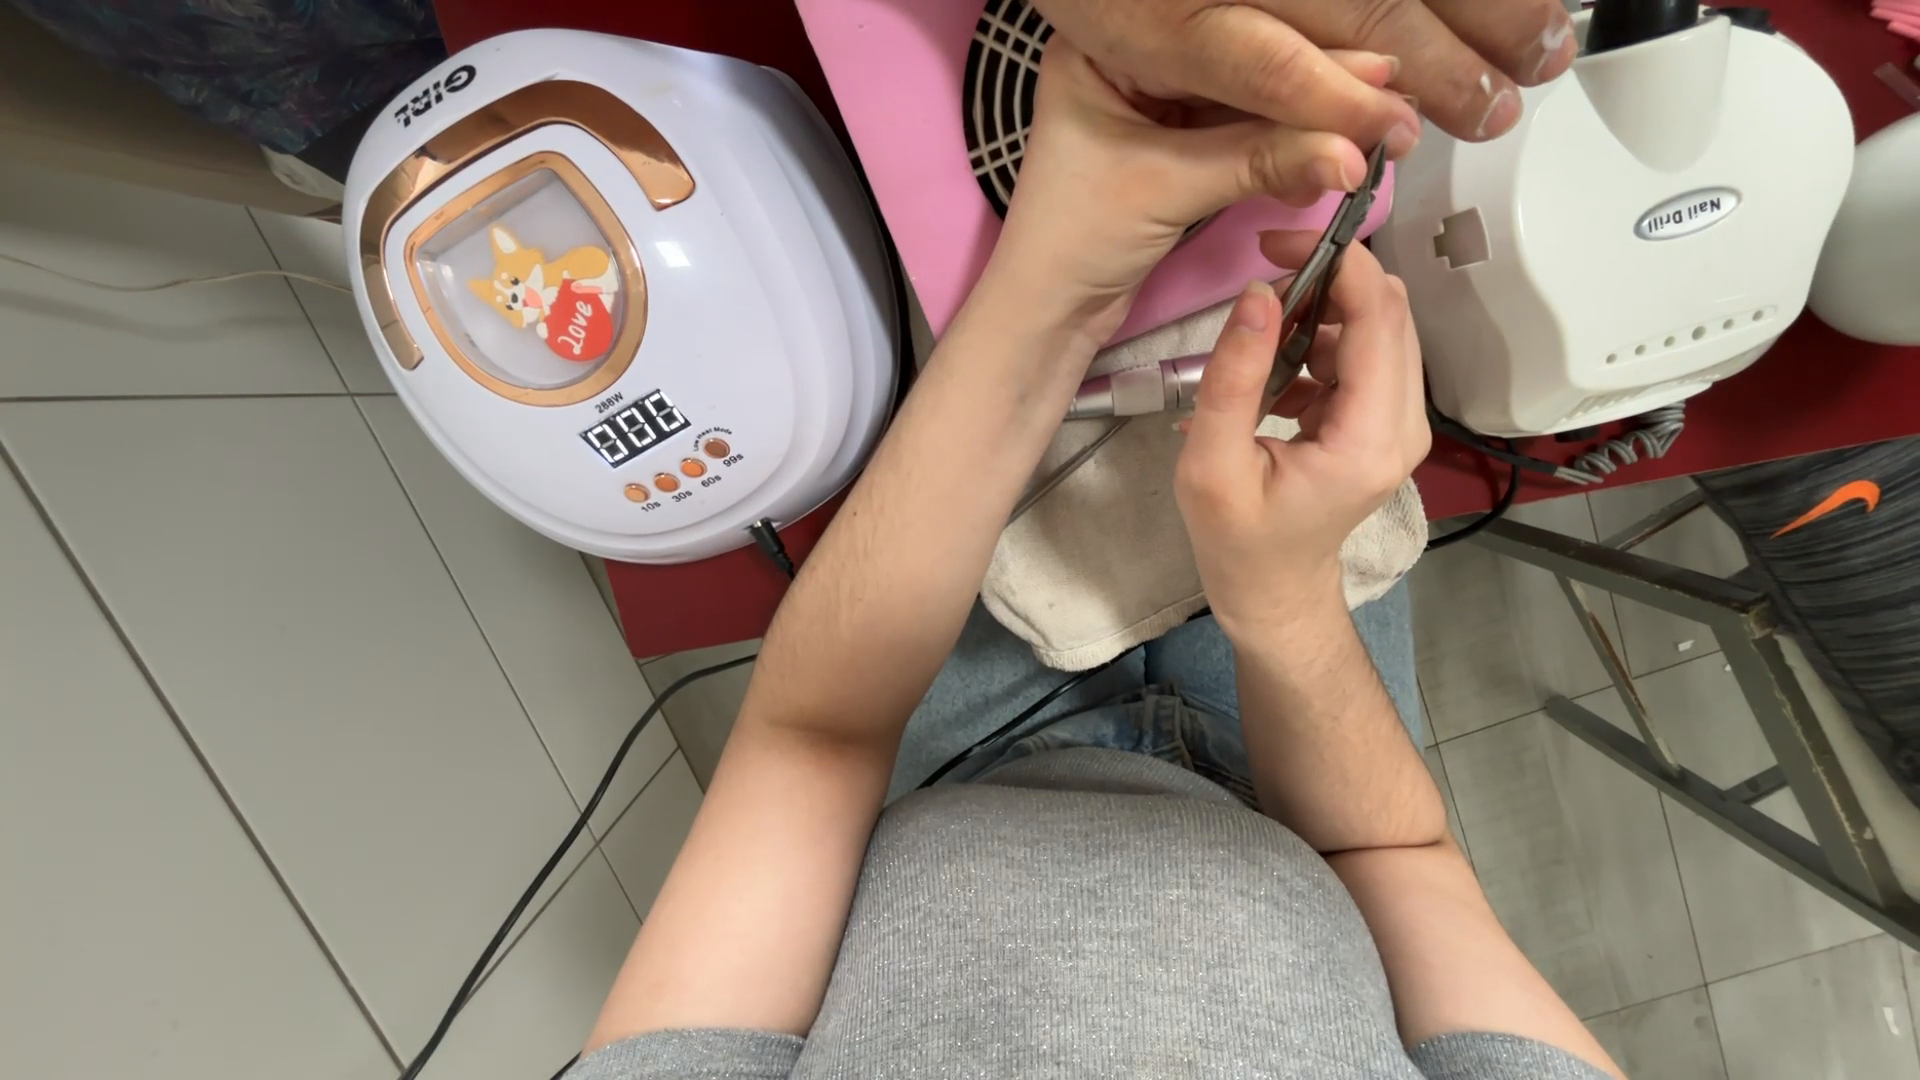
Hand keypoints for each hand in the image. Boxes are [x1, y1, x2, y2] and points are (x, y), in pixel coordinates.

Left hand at [986, 38, 1404, 344]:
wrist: (1046, 316)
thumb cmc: (1071, 243)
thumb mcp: (1167, 187)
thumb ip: (1261, 161)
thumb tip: (1353, 150)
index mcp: (1102, 49)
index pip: (1215, 37)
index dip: (1296, 56)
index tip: (1372, 69)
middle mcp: (1126, 70)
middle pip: (1234, 67)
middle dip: (1307, 89)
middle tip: (1385, 96)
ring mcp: (1146, 113)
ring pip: (1240, 106)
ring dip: (1299, 123)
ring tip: (1369, 124)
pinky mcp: (1163, 155)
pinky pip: (1231, 141)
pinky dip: (1275, 152)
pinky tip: (1322, 153)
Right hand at [1174, 236, 1428, 638]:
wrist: (1271, 592)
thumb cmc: (1236, 542)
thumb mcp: (1212, 467)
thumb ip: (1232, 380)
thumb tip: (1256, 293)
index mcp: (1369, 437)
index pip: (1378, 317)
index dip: (1338, 263)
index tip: (1276, 242)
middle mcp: (1403, 423)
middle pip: (1388, 313)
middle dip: (1330, 277)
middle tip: (1262, 275)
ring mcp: (1397, 424)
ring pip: (1377, 329)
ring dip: (1321, 310)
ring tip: (1257, 328)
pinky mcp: (1380, 424)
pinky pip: (1362, 356)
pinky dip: (1319, 341)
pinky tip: (1273, 367)